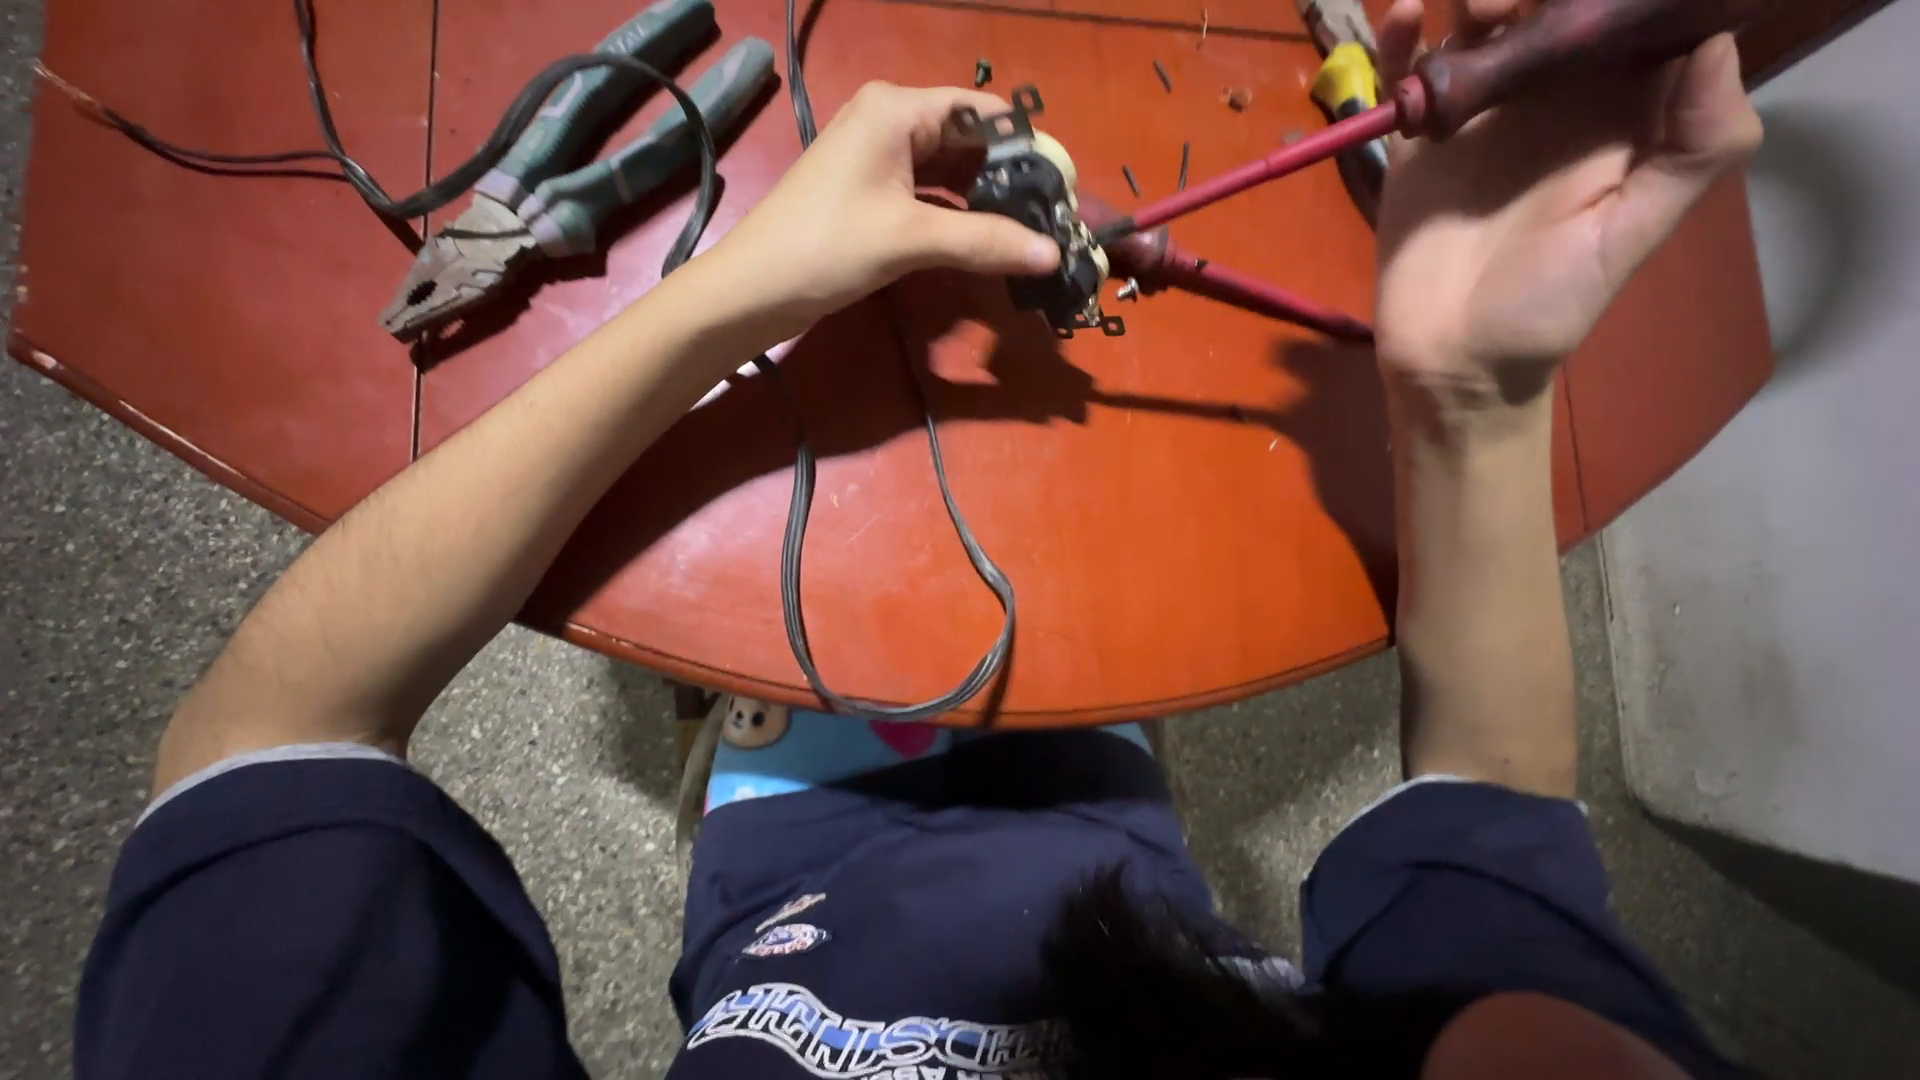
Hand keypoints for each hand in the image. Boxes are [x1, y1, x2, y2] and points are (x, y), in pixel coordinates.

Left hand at [704, 81, 1061, 343]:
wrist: (755, 288)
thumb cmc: (828, 247)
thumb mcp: (911, 240)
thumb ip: (984, 242)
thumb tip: (1052, 253)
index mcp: (897, 109)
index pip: (981, 109)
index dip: (1024, 144)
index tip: (1060, 185)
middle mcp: (889, 121)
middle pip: (967, 137)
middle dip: (1007, 174)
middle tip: (1049, 215)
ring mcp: (877, 158)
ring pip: (948, 168)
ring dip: (984, 197)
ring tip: (1027, 230)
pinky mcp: (871, 193)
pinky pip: (927, 192)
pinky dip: (955, 213)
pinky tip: (983, 239)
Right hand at [1372, 0, 1762, 417]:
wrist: (1454, 361)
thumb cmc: (1546, 307)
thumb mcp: (1634, 233)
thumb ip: (1695, 146)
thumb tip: (1715, 40)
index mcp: (1614, 113)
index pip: (1630, 19)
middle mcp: (1548, 105)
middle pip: (1549, 12)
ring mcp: (1477, 124)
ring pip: (1478, 32)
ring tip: (1477, 2)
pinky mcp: (1415, 149)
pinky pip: (1407, 82)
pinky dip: (1401, 43)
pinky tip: (1406, 15)